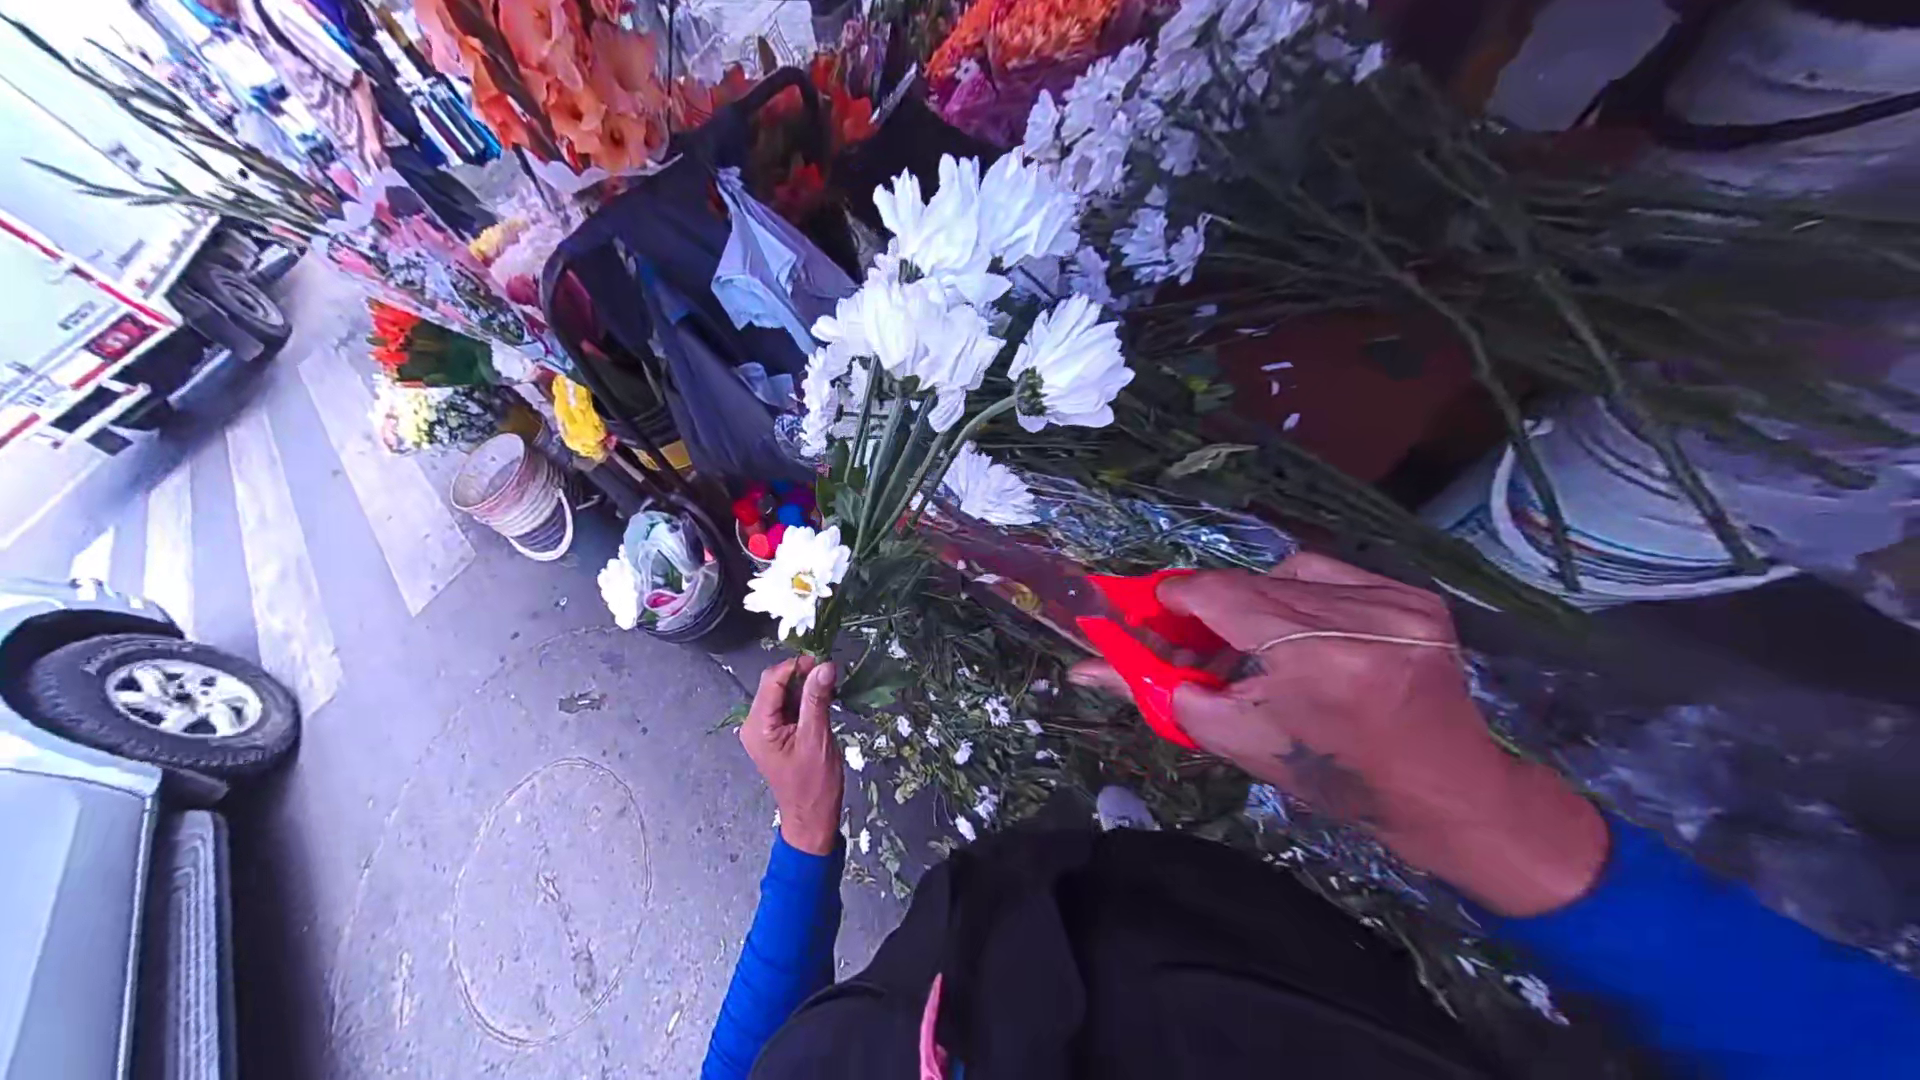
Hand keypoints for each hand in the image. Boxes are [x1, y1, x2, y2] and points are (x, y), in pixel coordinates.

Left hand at [741, 657, 843, 855]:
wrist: (812, 818)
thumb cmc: (814, 784)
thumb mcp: (817, 738)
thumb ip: (817, 700)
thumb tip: (825, 665)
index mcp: (757, 726)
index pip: (771, 681)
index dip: (796, 666)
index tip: (823, 661)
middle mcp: (754, 724)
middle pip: (775, 685)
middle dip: (802, 675)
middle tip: (830, 674)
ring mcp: (765, 730)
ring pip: (784, 694)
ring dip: (806, 687)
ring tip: (830, 687)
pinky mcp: (777, 734)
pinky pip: (788, 707)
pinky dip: (805, 700)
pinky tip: (824, 701)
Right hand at [1072, 553, 1606, 915]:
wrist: (1445, 792)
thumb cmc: (1328, 775)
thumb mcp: (1231, 737)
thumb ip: (1151, 692)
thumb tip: (1081, 669)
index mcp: (1315, 656)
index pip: (1219, 594)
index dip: (1173, 597)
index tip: (1150, 611)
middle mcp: (1360, 613)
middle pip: (1247, 583)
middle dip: (1207, 606)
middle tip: (1188, 638)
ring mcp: (1395, 599)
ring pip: (1282, 574)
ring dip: (1250, 601)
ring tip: (1247, 641)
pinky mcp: (1413, 596)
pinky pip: (1324, 575)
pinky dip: (1294, 595)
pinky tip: (1295, 630)